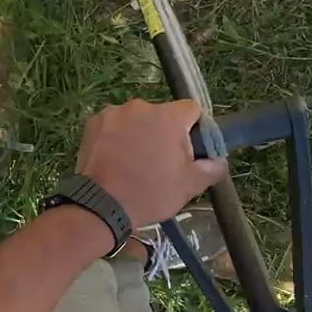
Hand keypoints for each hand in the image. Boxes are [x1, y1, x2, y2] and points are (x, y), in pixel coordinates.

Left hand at [75, 99, 227, 225]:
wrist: (102, 203)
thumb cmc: (151, 192)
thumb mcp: (191, 184)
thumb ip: (212, 166)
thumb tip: (218, 159)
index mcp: (168, 116)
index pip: (191, 110)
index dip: (194, 128)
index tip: (189, 148)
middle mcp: (140, 107)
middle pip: (161, 114)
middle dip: (165, 132)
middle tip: (161, 160)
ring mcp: (113, 113)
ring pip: (136, 119)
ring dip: (139, 133)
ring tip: (134, 161)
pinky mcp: (93, 122)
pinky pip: (114, 125)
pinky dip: (117, 136)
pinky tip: (115, 158)